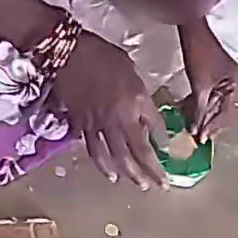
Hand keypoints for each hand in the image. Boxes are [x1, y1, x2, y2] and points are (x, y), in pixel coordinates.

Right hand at [54, 33, 168, 188]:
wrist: (68, 52)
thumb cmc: (103, 56)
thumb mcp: (131, 71)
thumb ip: (141, 98)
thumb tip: (146, 118)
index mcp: (136, 102)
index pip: (156, 129)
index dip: (163, 143)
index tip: (168, 153)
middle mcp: (120, 118)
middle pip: (137, 153)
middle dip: (149, 172)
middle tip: (158, 186)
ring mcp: (99, 124)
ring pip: (113, 157)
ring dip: (124, 173)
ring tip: (130, 182)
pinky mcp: (81, 125)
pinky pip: (91, 148)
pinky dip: (99, 160)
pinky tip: (105, 168)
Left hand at [182, 18, 237, 138]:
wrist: (197, 19)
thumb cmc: (201, 51)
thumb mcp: (201, 84)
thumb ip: (200, 108)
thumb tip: (196, 131)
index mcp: (234, 87)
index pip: (225, 115)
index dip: (212, 128)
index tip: (199, 139)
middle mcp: (232, 83)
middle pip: (220, 110)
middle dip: (207, 123)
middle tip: (194, 135)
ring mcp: (222, 76)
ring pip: (213, 102)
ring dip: (202, 113)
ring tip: (190, 123)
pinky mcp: (212, 69)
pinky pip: (208, 92)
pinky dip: (198, 101)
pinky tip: (188, 105)